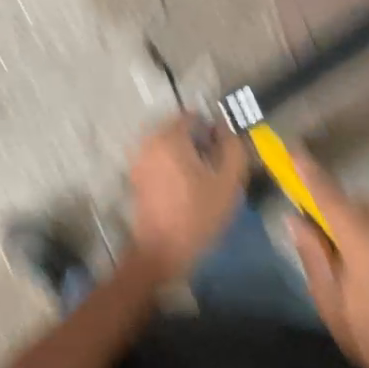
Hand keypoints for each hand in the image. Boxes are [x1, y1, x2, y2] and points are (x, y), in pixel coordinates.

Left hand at [128, 116, 247, 279]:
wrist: (162, 250)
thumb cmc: (198, 215)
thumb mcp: (228, 181)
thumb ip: (233, 147)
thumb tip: (227, 128)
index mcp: (168, 138)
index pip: (193, 117)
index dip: (212, 129)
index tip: (224, 149)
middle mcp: (147, 143)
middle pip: (179, 130)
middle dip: (199, 141)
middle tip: (216, 166)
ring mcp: (138, 161)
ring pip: (168, 146)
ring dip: (186, 155)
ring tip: (203, 179)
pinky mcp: (136, 178)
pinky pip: (159, 160)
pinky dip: (174, 166)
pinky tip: (187, 188)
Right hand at [281, 150, 368, 367]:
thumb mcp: (328, 302)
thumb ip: (313, 255)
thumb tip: (296, 220)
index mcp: (365, 247)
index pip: (331, 200)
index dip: (310, 176)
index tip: (293, 153)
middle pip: (360, 206)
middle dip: (339, 212)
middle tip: (323, 239)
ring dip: (363, 228)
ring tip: (354, 266)